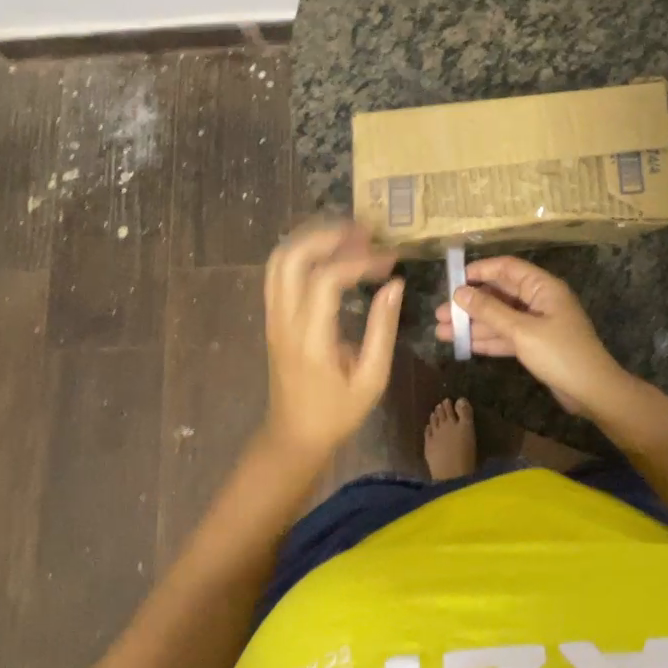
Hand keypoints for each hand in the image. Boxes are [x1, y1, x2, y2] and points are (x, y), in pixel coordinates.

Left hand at [264, 221, 403, 456]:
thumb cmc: (337, 412)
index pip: (326, 280)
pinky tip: (330, 252)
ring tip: (349, 235)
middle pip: (292, 257)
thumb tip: (394, 284)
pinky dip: (302, 252)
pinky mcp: (272, 317)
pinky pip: (278, 272)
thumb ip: (382, 329)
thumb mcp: (372, 378)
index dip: (359, 261)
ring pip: (280, 259)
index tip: (390, 258)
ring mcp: (273, 317)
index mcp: (310, 339)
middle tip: (366, 232)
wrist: (295, 435)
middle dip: (328, 235)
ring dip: (312, 238)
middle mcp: (284, 321)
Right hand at [433, 256, 632, 419]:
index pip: (507, 268)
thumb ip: (490, 311)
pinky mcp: (536, 345)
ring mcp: (538, 324)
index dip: (480, 271)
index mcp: (543, 287)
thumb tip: (460, 293)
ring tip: (441, 332)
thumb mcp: (522, 331)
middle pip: (500, 295)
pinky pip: (507, 336)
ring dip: (473, 325)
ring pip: (500, 318)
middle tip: (440, 314)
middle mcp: (540, 301)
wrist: (592, 391)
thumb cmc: (560, 354)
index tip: (453, 280)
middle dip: (470, 304)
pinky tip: (463, 344)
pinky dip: (487, 339)